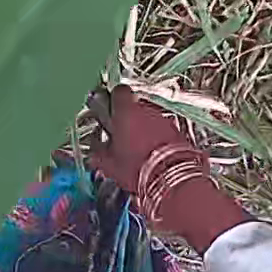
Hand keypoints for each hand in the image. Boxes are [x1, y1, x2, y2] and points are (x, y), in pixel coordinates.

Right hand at [90, 86, 250, 251]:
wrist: (172, 179)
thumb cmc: (138, 168)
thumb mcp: (107, 162)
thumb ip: (98, 148)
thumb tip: (95, 145)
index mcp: (125, 111)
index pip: (118, 91)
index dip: (112, 100)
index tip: (108, 111)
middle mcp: (146, 110)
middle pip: (134, 105)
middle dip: (126, 117)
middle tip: (119, 135)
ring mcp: (163, 120)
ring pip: (148, 117)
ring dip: (142, 128)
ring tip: (135, 149)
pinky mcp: (177, 131)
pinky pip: (161, 129)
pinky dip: (155, 137)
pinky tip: (150, 154)